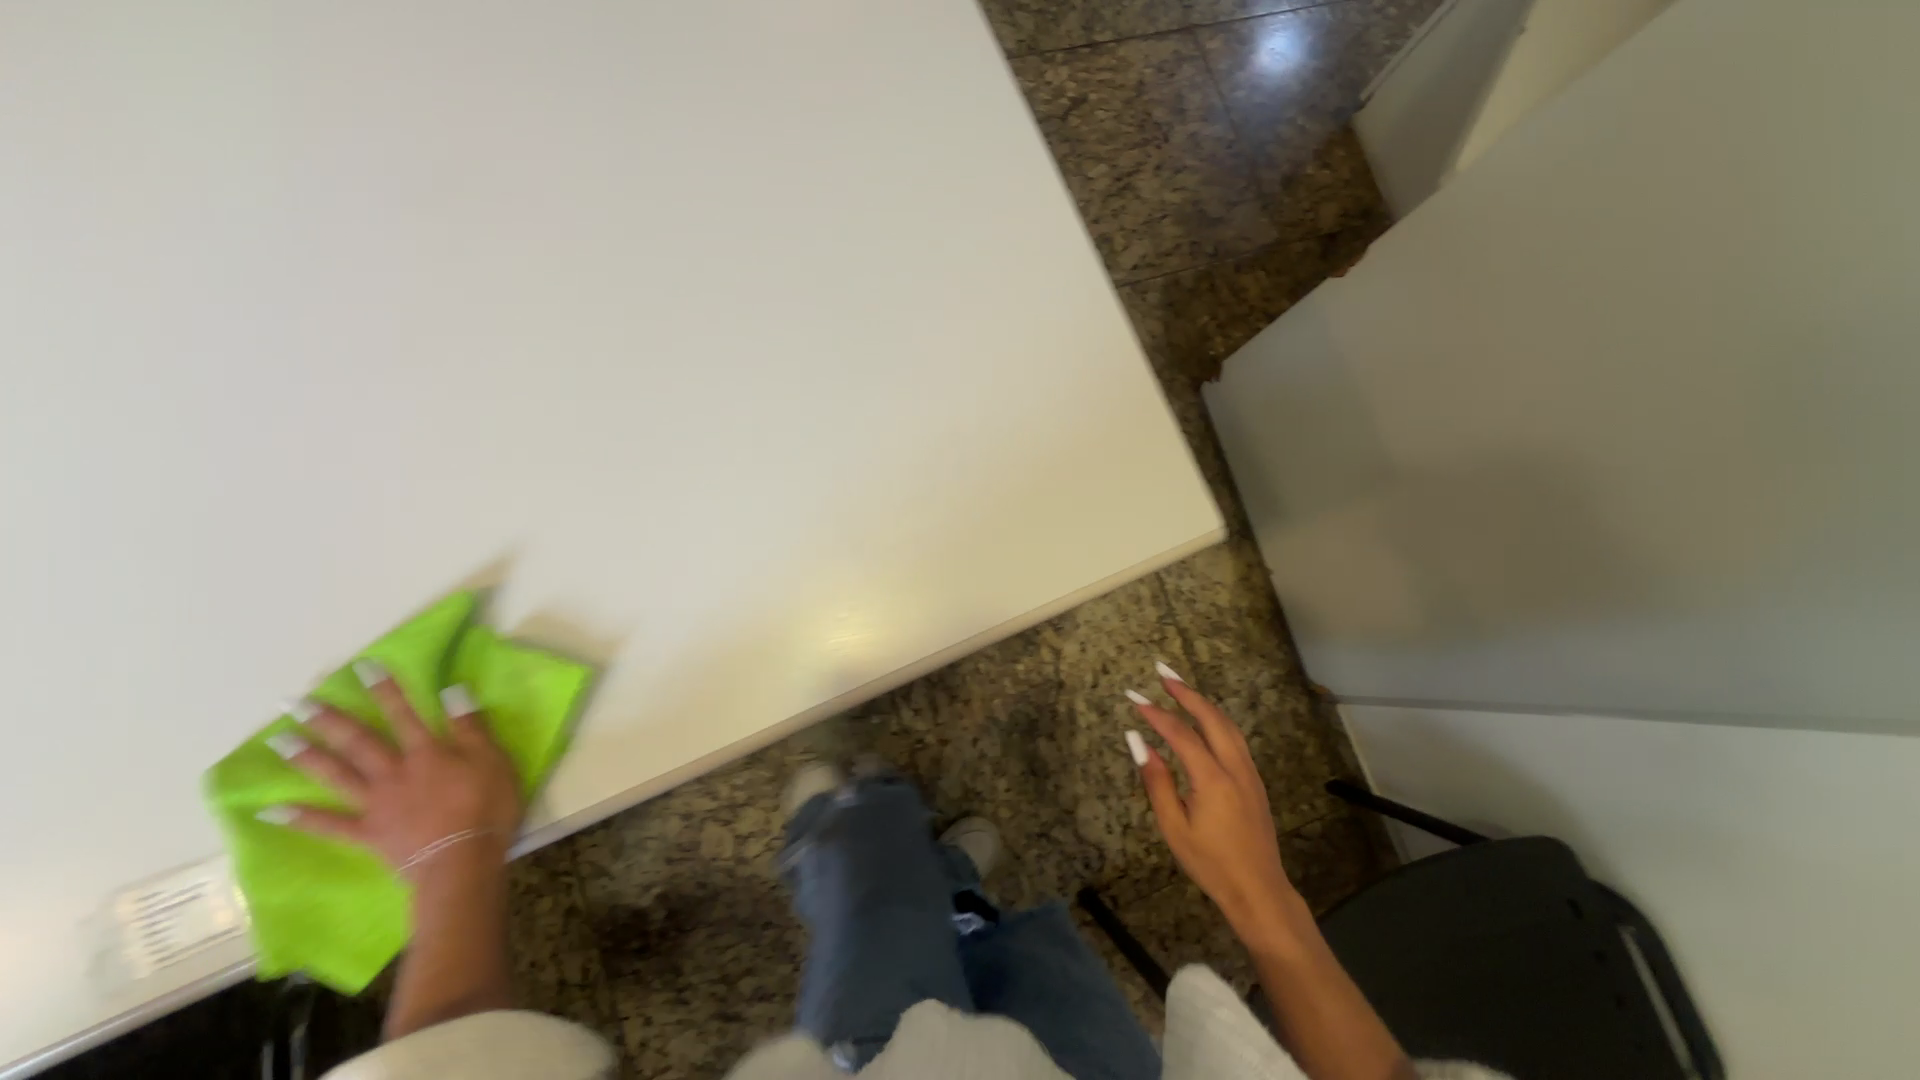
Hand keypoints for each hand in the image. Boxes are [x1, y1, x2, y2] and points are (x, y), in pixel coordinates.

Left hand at [268, 661, 522, 871]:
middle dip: (329, 719)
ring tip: (278, 740)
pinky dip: (301, 818)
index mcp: (428, 753)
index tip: (361, 668)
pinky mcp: (368, 834)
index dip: (385, 690)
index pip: (404, 714)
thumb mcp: (492, 761)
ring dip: (307, 757)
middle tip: (294, 702)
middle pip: (359, 741)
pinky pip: (330, 825)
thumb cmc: (486, 807)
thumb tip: (452, 691)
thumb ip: (470, 727)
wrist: (461, 859)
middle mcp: (394, 772)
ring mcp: (376, 803)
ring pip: (337, 776)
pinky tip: (271, 810)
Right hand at [1128, 666, 1301, 948]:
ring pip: (1228, 725)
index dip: (1156, 713)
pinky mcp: (1255, 782)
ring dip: (1204, 703)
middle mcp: (1235, 767)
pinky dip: (1216, 720)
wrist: (1258, 889)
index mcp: (1212, 778)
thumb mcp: (1173, 826)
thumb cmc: (1210, 863)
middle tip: (1162, 672)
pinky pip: (1236, 739)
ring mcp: (1250, 773)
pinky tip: (1205, 721)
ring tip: (1180, 688)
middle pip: (1211, 717)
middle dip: (1186, 692)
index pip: (1180, 734)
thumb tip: (1139, 742)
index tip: (1134, 697)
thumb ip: (1156, 781)